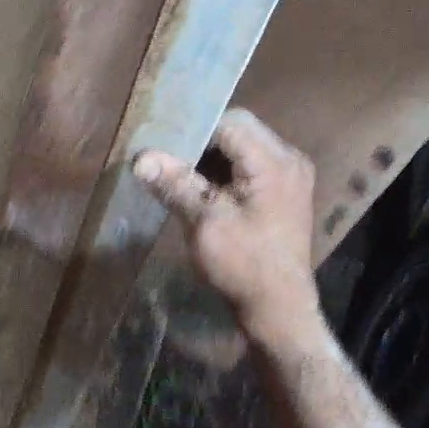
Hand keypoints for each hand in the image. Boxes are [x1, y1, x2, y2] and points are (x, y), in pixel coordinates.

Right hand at [133, 108, 321, 335]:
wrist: (277, 306)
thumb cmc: (243, 263)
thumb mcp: (204, 222)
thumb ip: (175, 184)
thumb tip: (140, 157)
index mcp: (274, 162)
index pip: (230, 122)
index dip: (194, 128)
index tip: (162, 145)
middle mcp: (288, 160)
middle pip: (237, 130)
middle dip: (199, 142)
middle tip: (165, 160)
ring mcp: (288, 176)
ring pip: (240, 147)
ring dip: (208, 157)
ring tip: (176, 175)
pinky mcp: (280, 191)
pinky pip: (246, 165)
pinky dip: (220, 171)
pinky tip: (197, 189)